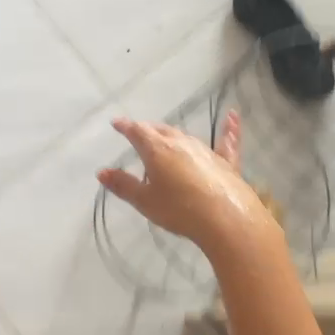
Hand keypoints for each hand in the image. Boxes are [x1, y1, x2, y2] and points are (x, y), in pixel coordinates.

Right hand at [97, 112, 279, 255]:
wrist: (225, 219)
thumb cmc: (179, 210)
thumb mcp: (145, 201)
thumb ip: (123, 185)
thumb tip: (101, 172)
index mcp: (157, 150)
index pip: (137, 131)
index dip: (125, 126)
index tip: (116, 123)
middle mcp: (181, 143)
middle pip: (161, 130)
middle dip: (147, 129)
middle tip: (138, 132)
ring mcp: (205, 150)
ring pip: (184, 136)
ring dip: (171, 134)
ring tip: (163, 136)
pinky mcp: (226, 161)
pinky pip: (226, 140)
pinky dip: (228, 128)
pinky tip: (233, 115)